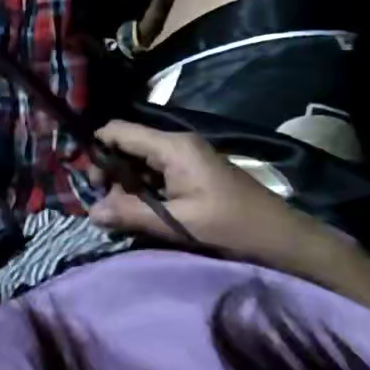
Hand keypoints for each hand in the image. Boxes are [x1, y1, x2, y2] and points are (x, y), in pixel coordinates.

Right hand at [89, 120, 357, 269]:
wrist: (281, 238)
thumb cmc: (231, 226)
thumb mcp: (178, 223)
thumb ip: (132, 214)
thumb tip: (91, 212)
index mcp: (172, 147)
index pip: (118, 131)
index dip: (96, 150)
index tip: (87, 182)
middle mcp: (176, 144)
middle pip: (126, 146)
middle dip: (110, 174)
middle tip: (107, 207)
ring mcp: (186, 157)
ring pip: (139, 162)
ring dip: (127, 187)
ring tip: (125, 215)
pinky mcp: (192, 172)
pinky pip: (156, 173)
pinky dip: (144, 191)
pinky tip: (144, 214)